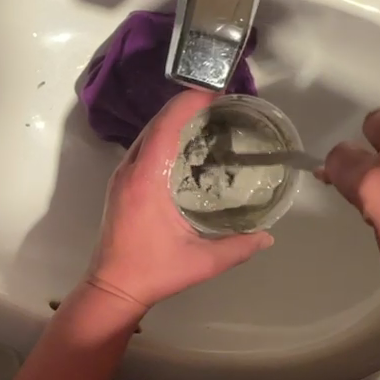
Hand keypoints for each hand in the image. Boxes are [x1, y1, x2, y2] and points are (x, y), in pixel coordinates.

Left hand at [86, 90, 273, 309]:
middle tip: (217, 102)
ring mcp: (121, 177)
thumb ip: (238, 247)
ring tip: (204, 116)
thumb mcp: (201, 262)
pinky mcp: (120, 185)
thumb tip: (268, 236)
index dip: (187, 105)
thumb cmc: (152, 272)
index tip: (213, 92)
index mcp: (146, 180)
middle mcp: (129, 171)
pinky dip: (162, 137)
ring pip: (145, 136)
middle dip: (183, 107)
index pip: (164, 128)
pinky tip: (183, 144)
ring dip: (171, 121)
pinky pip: (141, 149)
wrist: (111, 287)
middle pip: (154, 125)